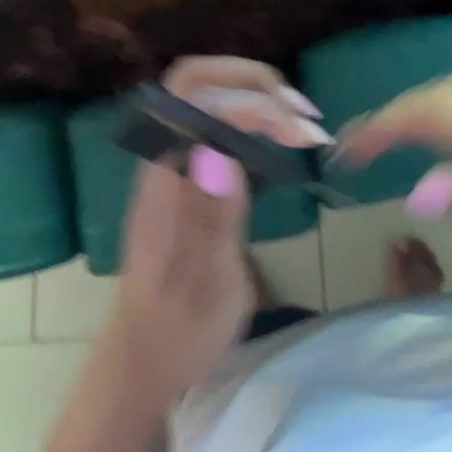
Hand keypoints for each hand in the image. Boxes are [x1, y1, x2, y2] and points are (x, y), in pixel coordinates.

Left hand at [104, 58, 330, 398]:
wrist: (144, 365)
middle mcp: (164, 166)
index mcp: (162, 181)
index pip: (192, 100)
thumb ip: (213, 217)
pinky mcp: (191, 191)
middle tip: (307, 116)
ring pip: (209, 108)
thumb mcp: (204, 284)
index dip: (247, 98)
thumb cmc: (175, 335)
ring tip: (306, 126)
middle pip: (198, 87)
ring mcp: (176, 175)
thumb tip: (219, 150)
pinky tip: (286, 147)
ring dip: (258, 101)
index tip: (298, 127)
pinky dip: (256, 128)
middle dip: (254, 85)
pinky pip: (219, 136)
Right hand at [338, 76, 451, 292]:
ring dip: (419, 109)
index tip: (346, 152)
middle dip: (393, 115)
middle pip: (441, 92)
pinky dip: (447, 109)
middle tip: (357, 146)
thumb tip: (416, 190)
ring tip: (387, 139)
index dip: (381, 127)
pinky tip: (439, 133)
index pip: (430, 113)